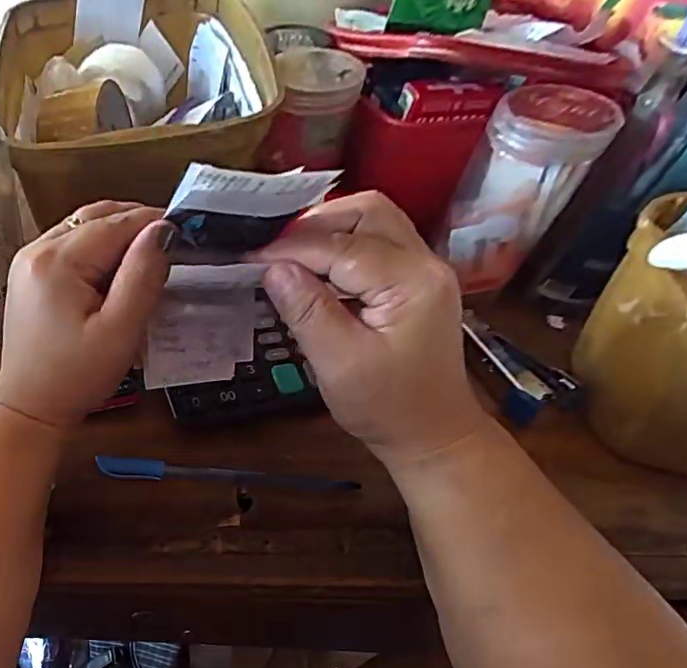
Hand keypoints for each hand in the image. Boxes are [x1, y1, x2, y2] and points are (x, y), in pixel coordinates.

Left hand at [0, 201, 171, 428]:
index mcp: (57, 261)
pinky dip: (98, 251)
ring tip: (147, 260)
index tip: (184, 233)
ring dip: (117, 236)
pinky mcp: (29, 276)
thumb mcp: (119, 331)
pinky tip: (116, 274)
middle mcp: (37, 249)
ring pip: (83, 229)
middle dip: (136, 225)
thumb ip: (142, 277)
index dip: (152, 223)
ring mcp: (29, 261)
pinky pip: (70, 247)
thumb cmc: (77, 377)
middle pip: (96, 217)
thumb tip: (162, 232)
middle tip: (170, 246)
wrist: (31, 407)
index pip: (115, 223)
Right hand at [256, 192, 486, 464]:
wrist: (432, 436)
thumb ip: (308, 313)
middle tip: (273, 247)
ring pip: (375, 224)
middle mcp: (426, 264)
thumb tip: (274, 269)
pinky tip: (318, 270)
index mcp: (412, 283)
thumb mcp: (340, 366)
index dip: (294, 247)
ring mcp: (426, 272)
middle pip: (368, 213)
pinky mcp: (418, 284)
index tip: (253, 254)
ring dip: (330, 232)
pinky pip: (379, 246)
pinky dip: (345, 249)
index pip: (344, 247)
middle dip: (316, 224)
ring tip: (290, 255)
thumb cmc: (388, 410)